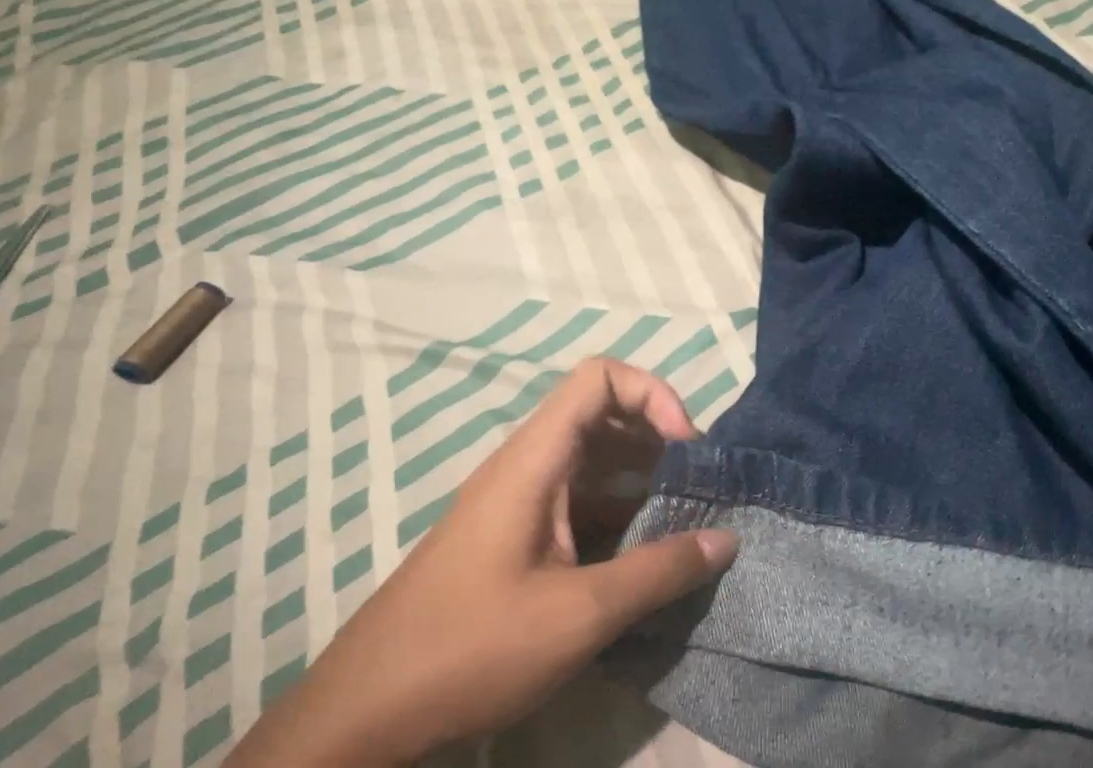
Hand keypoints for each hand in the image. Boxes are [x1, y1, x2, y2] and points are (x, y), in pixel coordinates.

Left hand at [225, 359, 737, 767]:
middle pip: (602, 417)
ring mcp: (516, 506)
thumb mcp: (580, 615)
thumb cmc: (470, 650)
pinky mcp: (514, 542)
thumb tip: (727, 539)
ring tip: (684, 524)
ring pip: (593, 465)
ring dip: (643, 483)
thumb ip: (659, 572)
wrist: (365, 715)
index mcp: (533, 462)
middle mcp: (525, 469)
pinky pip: (577, 505)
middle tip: (700, 489)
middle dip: (659, 441)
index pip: (598, 378)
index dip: (652, 394)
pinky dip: (619, 516)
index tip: (688, 448)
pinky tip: (645, 560)